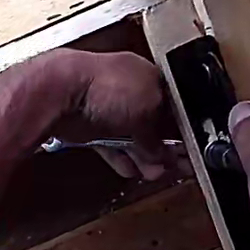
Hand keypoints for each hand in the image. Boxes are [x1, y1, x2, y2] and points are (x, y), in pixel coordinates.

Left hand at [26, 49, 179, 179]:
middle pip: (152, 125)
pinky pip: (110, 146)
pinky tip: (132, 170)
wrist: (62, 91)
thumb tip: (162, 152)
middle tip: (175, 166)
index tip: (187, 150)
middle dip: (164, 148)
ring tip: (155, 173)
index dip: (181, 130)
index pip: (172, 106)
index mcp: (148, 76)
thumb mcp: (149, 107)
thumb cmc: (106, 85)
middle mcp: (127, 91)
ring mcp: (107, 109)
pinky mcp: (88, 127)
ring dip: (144, 157)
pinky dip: (121, 158)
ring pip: (131, 138)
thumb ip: (158, 133)